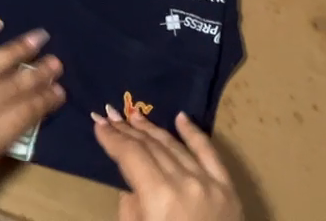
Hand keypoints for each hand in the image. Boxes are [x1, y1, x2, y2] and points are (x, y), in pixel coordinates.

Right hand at [93, 106, 242, 220]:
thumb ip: (131, 212)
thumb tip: (131, 189)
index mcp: (159, 198)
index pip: (131, 157)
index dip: (113, 140)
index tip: (98, 124)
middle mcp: (184, 182)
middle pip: (151, 147)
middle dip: (127, 130)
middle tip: (110, 114)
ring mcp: (208, 183)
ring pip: (175, 146)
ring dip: (153, 129)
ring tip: (134, 116)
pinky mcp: (228, 190)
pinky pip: (209, 153)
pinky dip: (193, 133)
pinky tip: (181, 118)